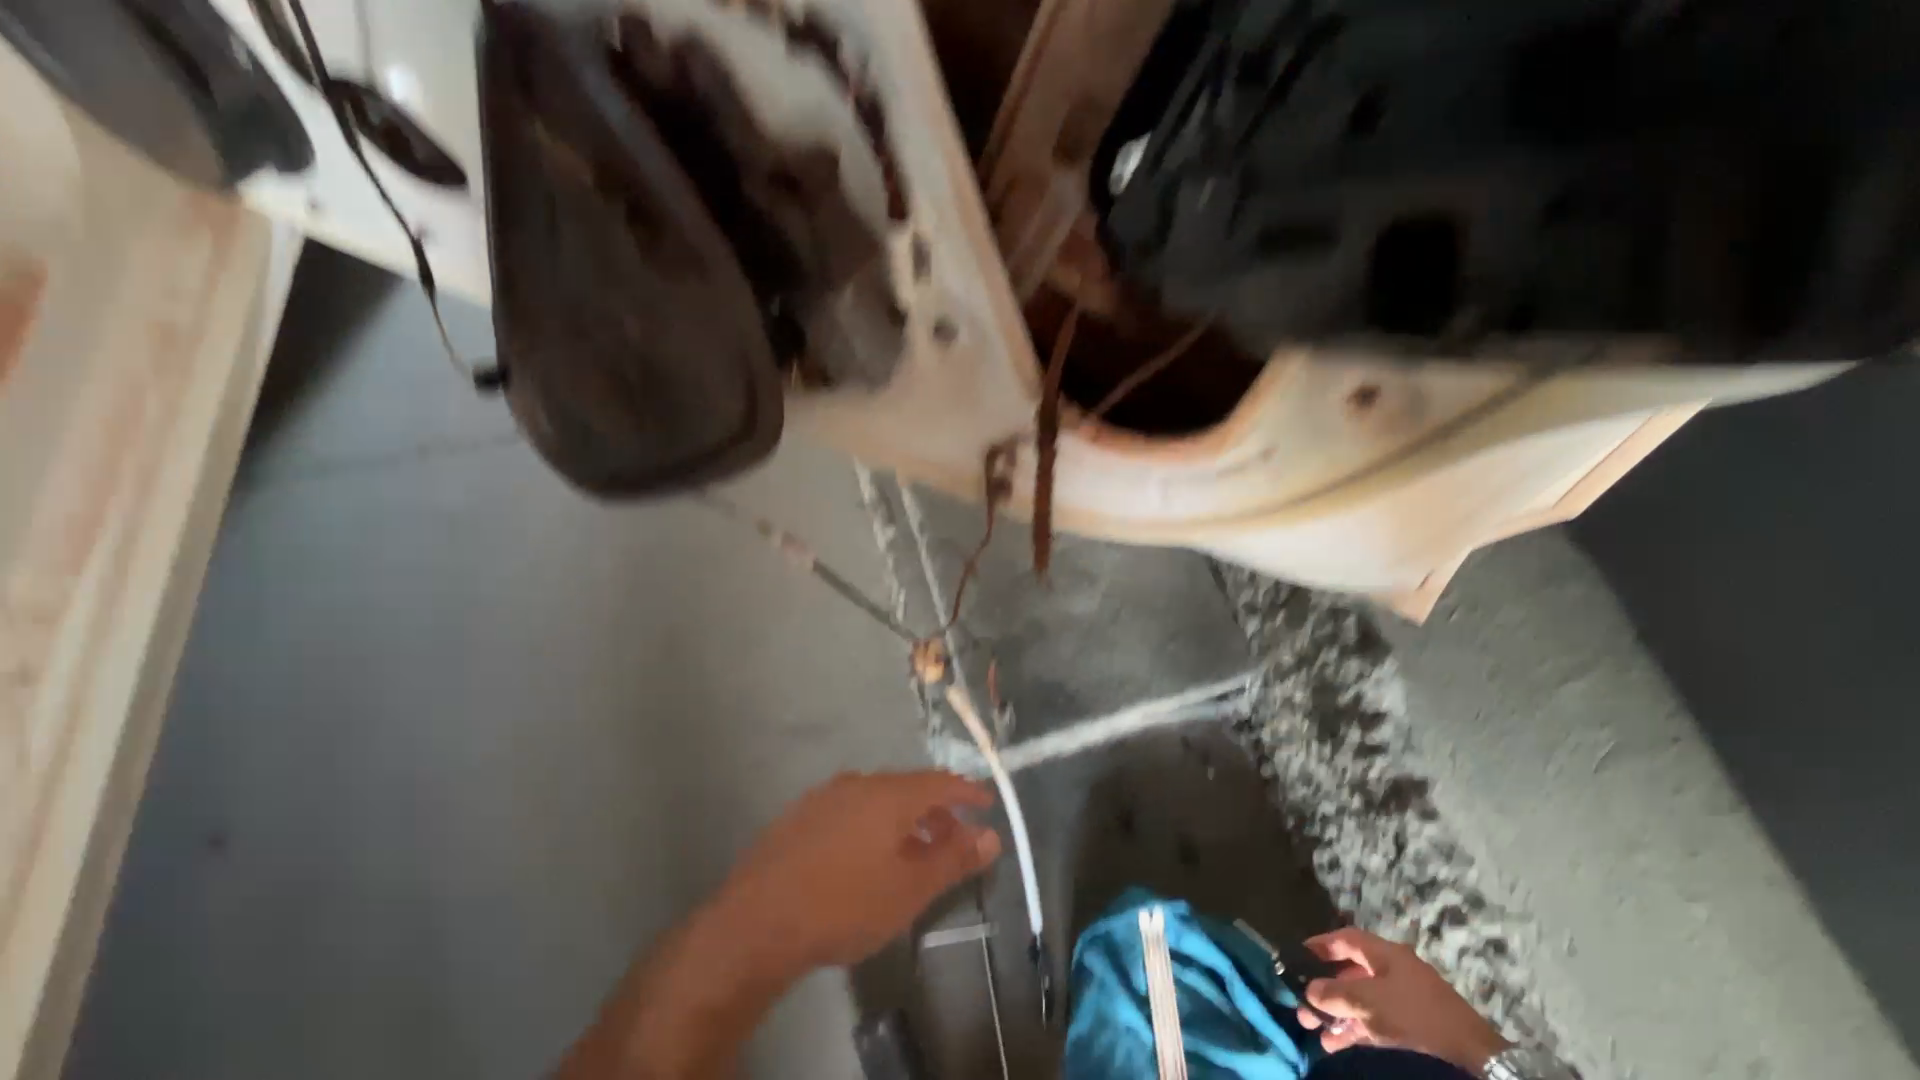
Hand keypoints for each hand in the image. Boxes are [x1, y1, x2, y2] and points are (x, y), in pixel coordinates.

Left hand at [714, 771, 1002, 971]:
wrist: (757, 924)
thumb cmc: (844, 906)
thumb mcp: (910, 890)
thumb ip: (953, 860)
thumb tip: (991, 836)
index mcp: (888, 795)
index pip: (940, 781)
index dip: (967, 792)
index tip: (987, 805)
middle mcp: (856, 785)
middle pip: (907, 789)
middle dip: (936, 813)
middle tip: (954, 842)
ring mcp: (821, 799)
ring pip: (876, 802)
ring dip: (903, 823)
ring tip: (914, 857)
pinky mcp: (797, 819)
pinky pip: (849, 813)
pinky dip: (872, 828)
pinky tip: (867, 862)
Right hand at [1296, 928, 1510, 1071]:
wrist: (1468, 1053)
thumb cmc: (1413, 1015)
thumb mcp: (1367, 1002)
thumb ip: (1334, 993)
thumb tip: (1309, 989)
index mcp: (1385, 954)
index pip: (1345, 939)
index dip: (1320, 945)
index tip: (1297, 957)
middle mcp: (1392, 971)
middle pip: (1349, 973)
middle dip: (1323, 989)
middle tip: (1301, 1003)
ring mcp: (1403, 999)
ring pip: (1360, 1000)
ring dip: (1335, 1014)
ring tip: (1313, 1029)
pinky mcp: (1410, 1025)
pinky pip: (1373, 1021)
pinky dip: (1353, 1029)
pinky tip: (1334, 1044)